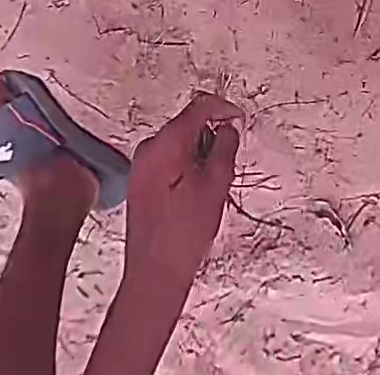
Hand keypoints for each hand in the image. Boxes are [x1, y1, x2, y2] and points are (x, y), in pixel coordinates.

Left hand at [122, 93, 242, 287]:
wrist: (155, 273)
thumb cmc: (185, 232)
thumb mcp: (216, 183)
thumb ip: (225, 146)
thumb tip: (228, 127)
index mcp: (166, 143)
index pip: (198, 107)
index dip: (223, 108)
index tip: (238, 119)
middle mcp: (149, 148)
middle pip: (188, 124)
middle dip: (211, 136)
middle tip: (225, 161)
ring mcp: (141, 164)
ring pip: (179, 142)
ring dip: (199, 153)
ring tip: (210, 184)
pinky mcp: (140, 180)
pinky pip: (169, 158)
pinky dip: (186, 164)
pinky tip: (195, 192)